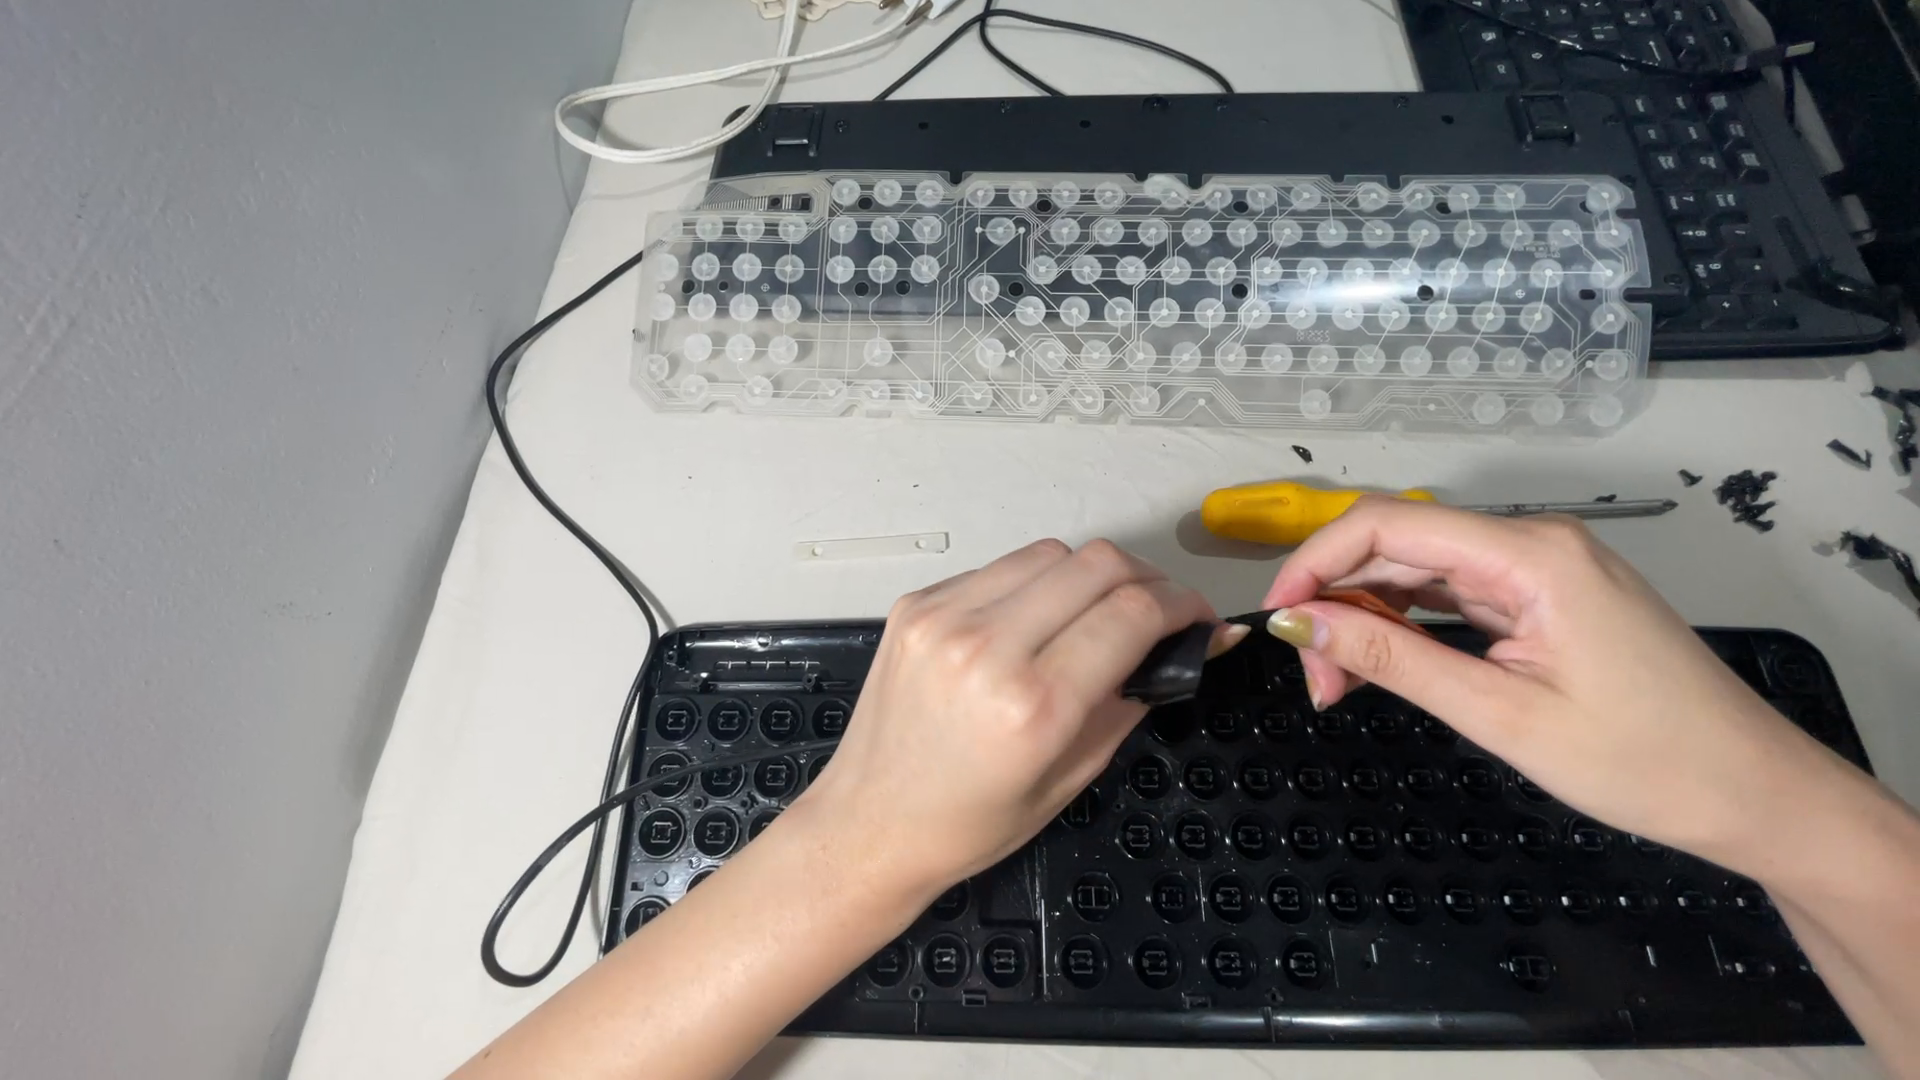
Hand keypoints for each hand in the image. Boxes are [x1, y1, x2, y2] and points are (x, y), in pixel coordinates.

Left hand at [794, 539, 1227, 897]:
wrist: (869, 821)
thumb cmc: (968, 823)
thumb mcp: (1071, 777)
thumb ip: (1131, 699)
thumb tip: (1186, 646)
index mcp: (1031, 705)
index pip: (1131, 613)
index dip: (1182, 605)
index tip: (1197, 617)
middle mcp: (985, 646)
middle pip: (1097, 564)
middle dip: (1146, 579)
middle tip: (1160, 609)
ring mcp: (943, 616)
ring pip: (1050, 553)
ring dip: (1091, 575)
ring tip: (1099, 611)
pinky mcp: (916, 604)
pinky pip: (999, 568)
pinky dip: (1035, 584)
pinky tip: (1037, 618)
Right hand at [1262, 497, 1848, 870]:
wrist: (1762, 800)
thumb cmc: (1645, 762)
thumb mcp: (1500, 714)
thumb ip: (1390, 659)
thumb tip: (1296, 625)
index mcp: (1530, 554)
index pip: (1387, 523)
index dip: (1314, 561)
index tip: (1276, 618)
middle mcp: (1528, 543)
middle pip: (1393, 546)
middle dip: (1334, 602)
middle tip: (1313, 677)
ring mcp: (1531, 568)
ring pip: (1410, 570)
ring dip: (1360, 619)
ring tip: (1335, 682)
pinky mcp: (1531, 596)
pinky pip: (1440, 594)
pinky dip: (1396, 626)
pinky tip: (1373, 661)